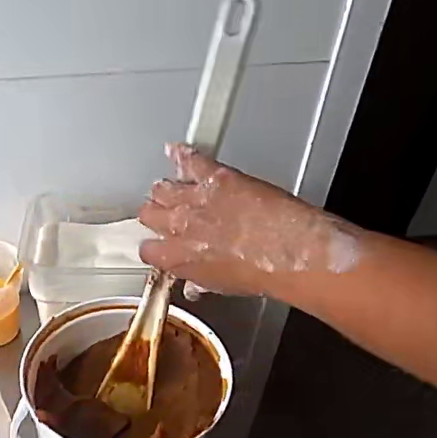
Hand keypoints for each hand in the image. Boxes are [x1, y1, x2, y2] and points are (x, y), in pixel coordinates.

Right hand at [138, 143, 364, 297]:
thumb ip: (201, 279)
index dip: (156, 245)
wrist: (289, 252)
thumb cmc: (262, 271)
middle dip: (158, 214)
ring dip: (168, 189)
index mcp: (177, 258)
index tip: (163, 244)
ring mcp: (195, 198)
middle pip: (149, 212)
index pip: (147, 249)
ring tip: (176, 190)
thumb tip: (198, 282)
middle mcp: (179, 226)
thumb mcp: (223, 286)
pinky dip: (181, 154)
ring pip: (163, 187)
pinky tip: (176, 151)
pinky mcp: (215, 176)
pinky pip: (188, 160)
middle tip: (170, 216)